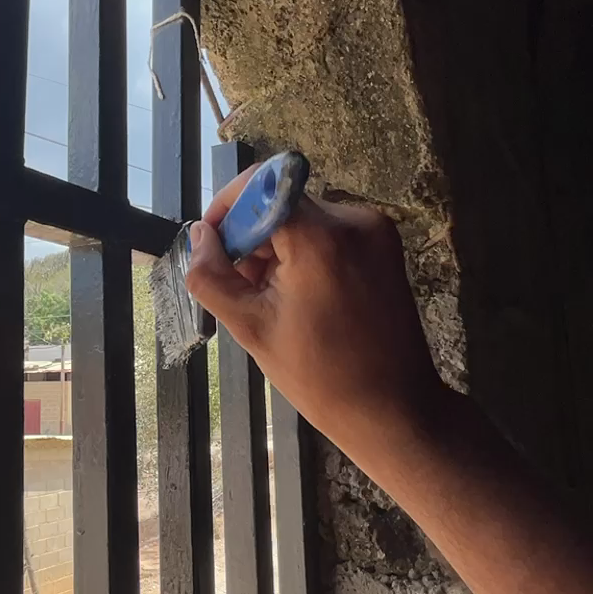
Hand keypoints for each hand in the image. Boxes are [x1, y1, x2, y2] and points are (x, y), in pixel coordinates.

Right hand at [184, 162, 455, 456]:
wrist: (392, 408)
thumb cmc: (319, 375)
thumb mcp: (250, 326)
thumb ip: (212, 275)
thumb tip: (199, 235)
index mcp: (321, 237)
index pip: (260, 185)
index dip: (227, 207)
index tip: (214, 245)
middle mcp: (353, 219)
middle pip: (282, 202)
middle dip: (252, 237)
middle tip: (243, 288)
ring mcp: (376, 230)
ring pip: (304, 217)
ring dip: (277, 247)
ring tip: (275, 300)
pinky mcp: (385, 244)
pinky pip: (329, 231)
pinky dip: (305, 252)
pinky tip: (302, 296)